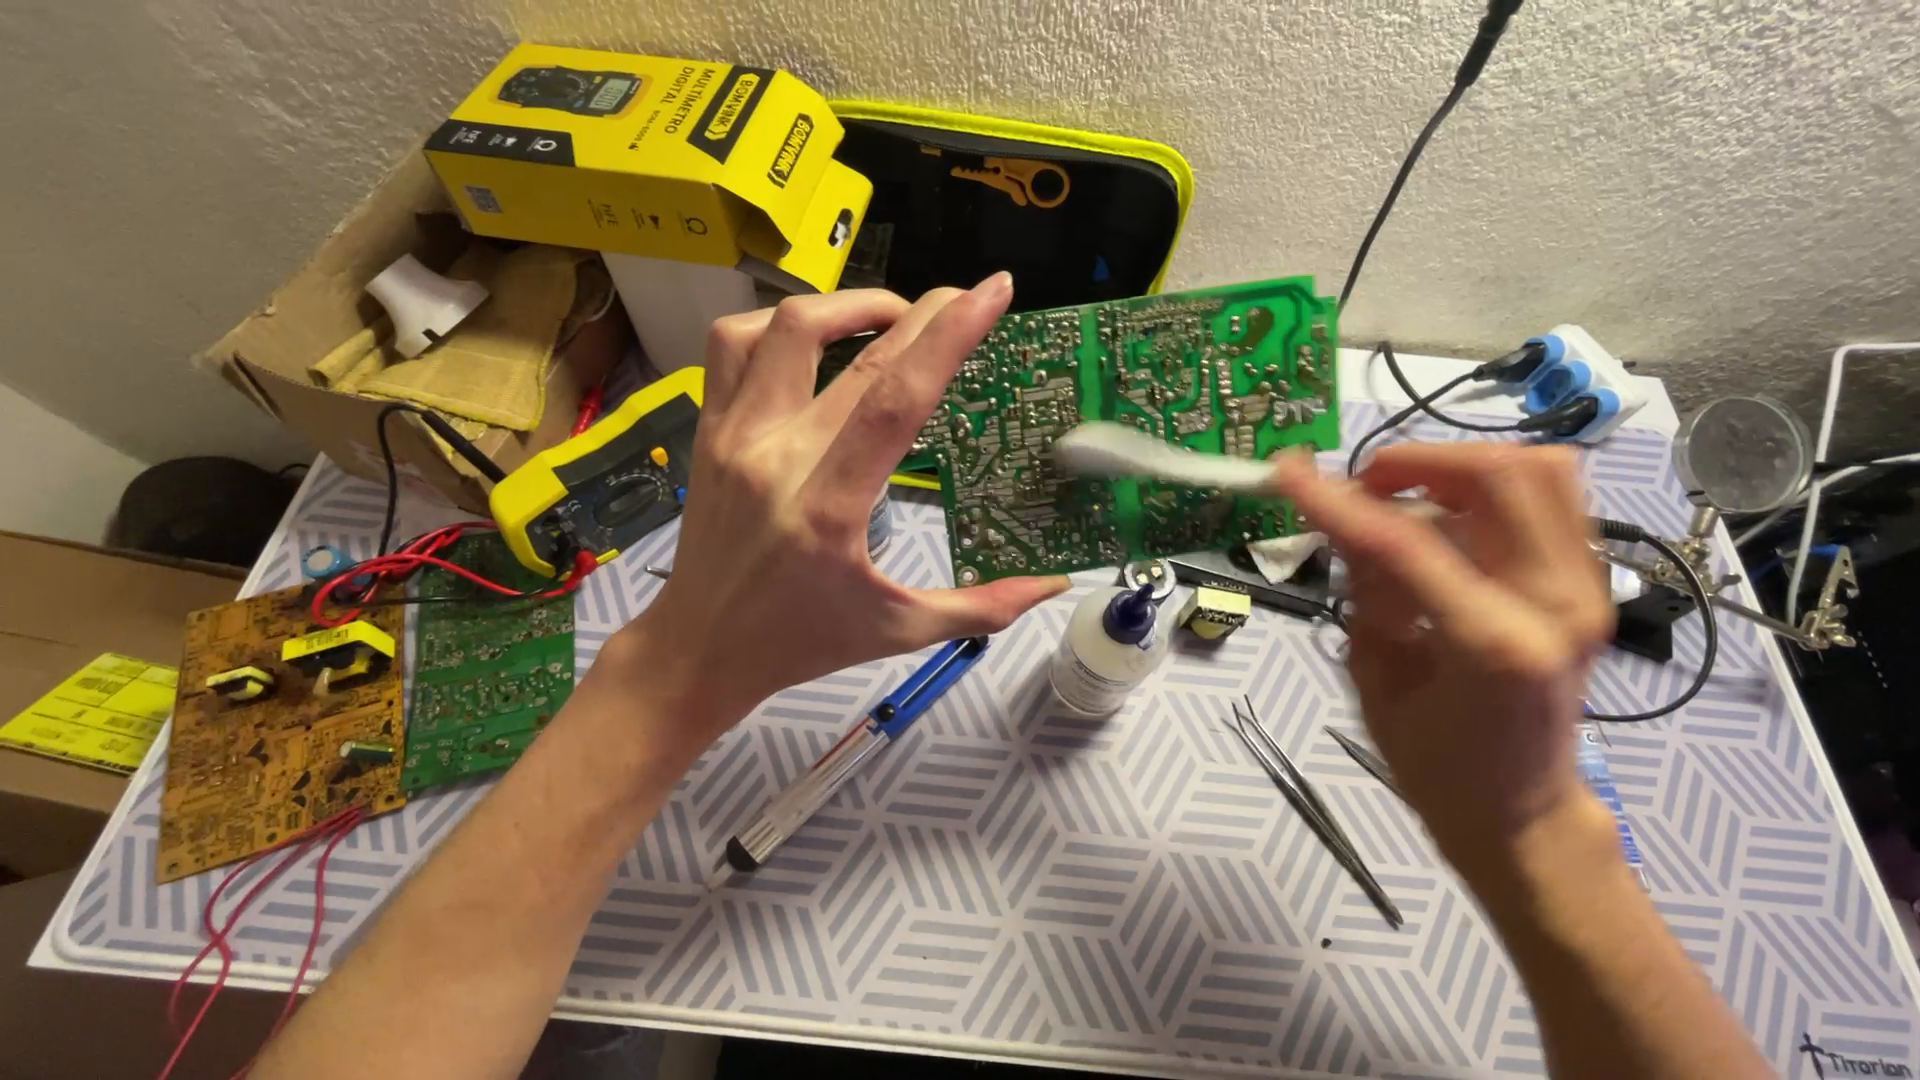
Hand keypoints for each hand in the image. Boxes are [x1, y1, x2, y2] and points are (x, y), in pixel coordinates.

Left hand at [615, 279, 1067, 745]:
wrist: (701, 648)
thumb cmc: (803, 643)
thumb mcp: (898, 631)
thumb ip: (982, 607)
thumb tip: (1055, 584)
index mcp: (830, 509)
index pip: (896, 401)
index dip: (949, 337)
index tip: (992, 292)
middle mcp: (777, 459)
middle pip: (859, 357)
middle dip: (924, 314)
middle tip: (967, 297)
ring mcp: (735, 437)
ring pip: (787, 328)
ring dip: (849, 305)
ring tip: (893, 316)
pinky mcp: (709, 430)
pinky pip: (732, 344)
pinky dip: (779, 322)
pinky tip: (816, 337)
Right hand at [1269, 444, 1614, 870]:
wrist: (1520, 809)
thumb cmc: (1433, 762)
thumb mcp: (1374, 676)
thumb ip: (1367, 591)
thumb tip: (1346, 522)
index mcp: (1493, 645)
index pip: (1408, 542)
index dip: (1339, 501)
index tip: (1288, 473)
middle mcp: (1556, 604)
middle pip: (1499, 477)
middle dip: (1415, 463)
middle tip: (1362, 487)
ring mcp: (1586, 589)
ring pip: (1538, 471)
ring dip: (1458, 466)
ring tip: (1406, 494)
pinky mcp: (1589, 583)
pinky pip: (1550, 498)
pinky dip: (1491, 486)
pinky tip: (1446, 514)